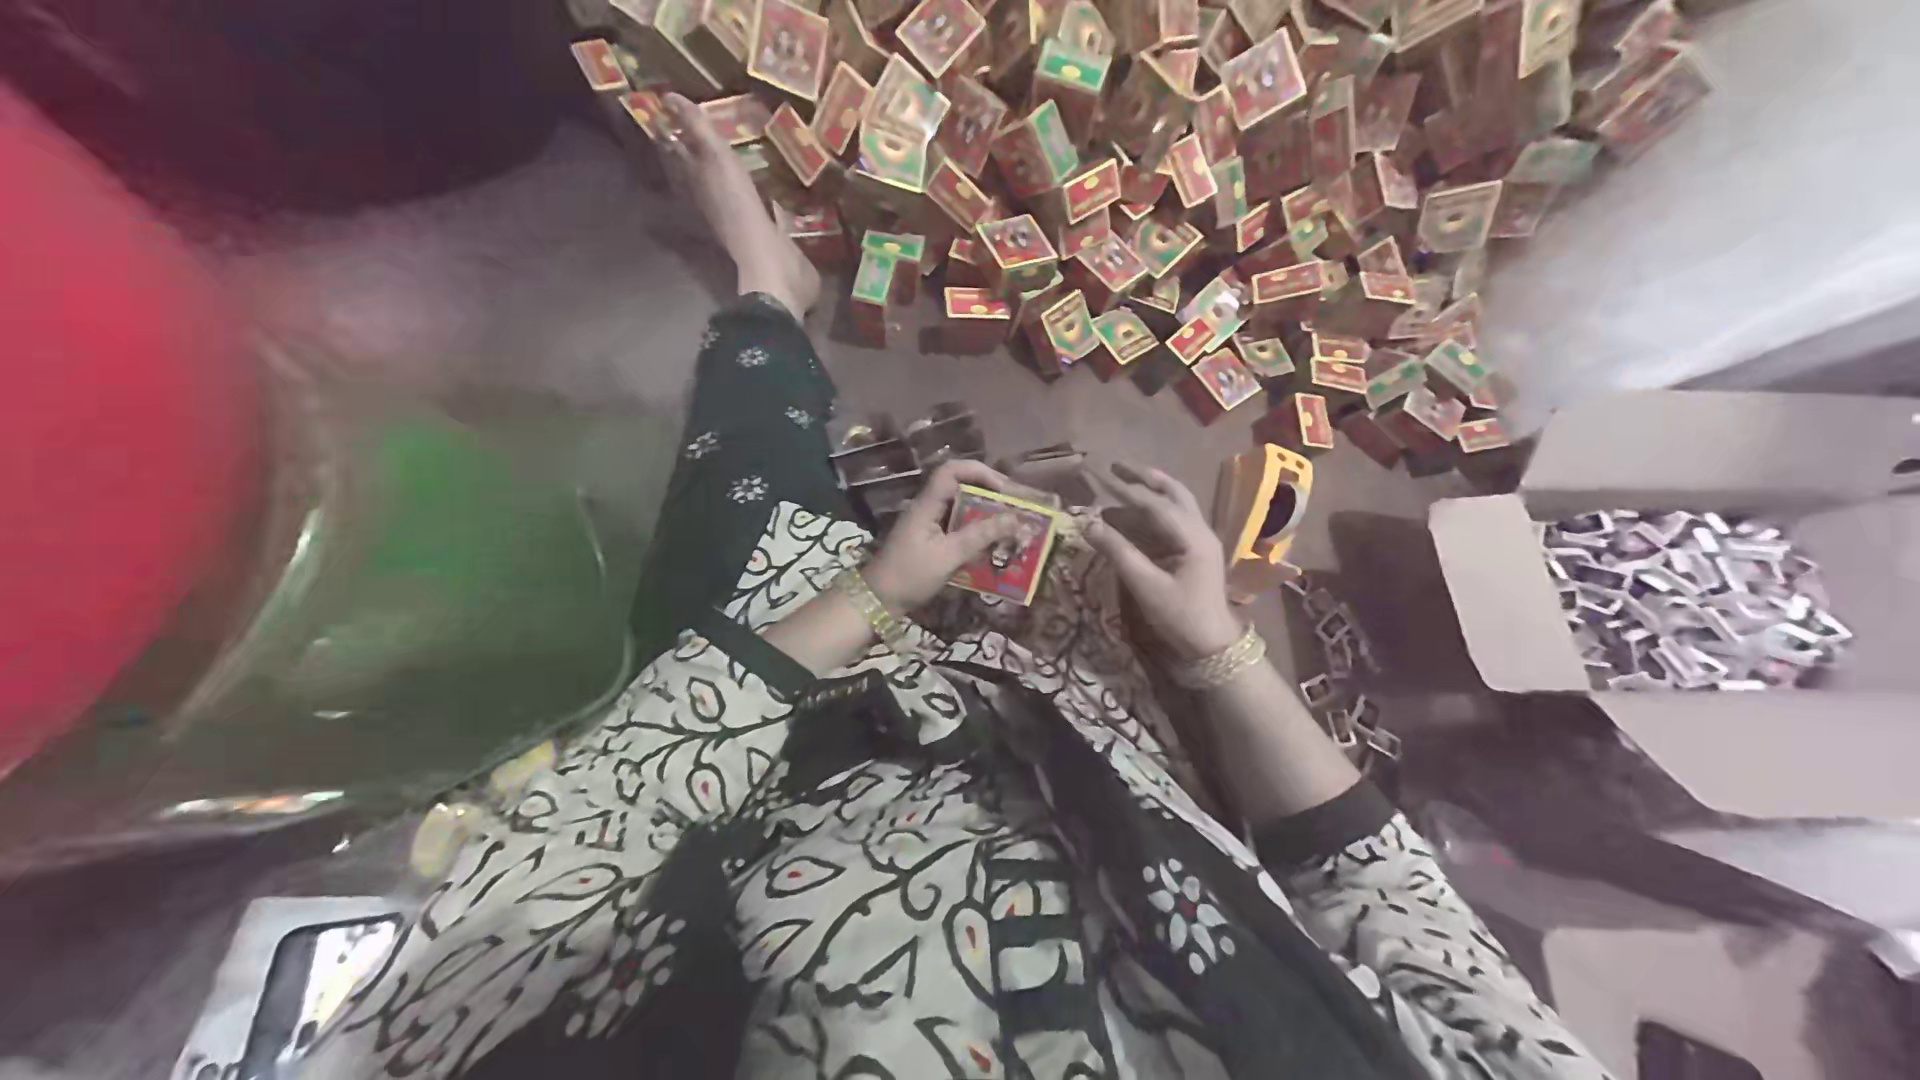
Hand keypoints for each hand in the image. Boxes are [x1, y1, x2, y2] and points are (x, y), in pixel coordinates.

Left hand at [863, 460, 1022, 611]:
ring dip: (984, 514)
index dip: (979, 472)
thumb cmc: (910, 575)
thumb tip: (1015, 518)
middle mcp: (927, 508)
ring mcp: (928, 524)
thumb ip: (980, 535)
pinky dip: (975, 531)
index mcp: (927, 504)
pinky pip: (956, 527)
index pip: (952, 471)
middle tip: (1014, 508)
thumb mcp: (948, 556)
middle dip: (989, 494)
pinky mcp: (930, 540)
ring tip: (1009, 525)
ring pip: (960, 509)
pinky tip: (992, 545)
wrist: (878, 601)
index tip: (1004, 488)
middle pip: (960, 487)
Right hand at [1084, 463, 1241, 661]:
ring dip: (1149, 491)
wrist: (1213, 645)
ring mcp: (1199, 540)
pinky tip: (1131, 513)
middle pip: (1173, 493)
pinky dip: (1151, 511)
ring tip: (1120, 482)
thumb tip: (1089, 524)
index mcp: (1193, 537)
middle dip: (1145, 477)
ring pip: (1175, 504)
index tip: (1100, 480)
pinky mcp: (1193, 551)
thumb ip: (1118, 552)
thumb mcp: (1147, 586)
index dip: (1126, 491)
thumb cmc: (1181, 616)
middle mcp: (1200, 531)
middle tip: (1116, 466)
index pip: (1156, 505)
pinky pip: (1172, 521)